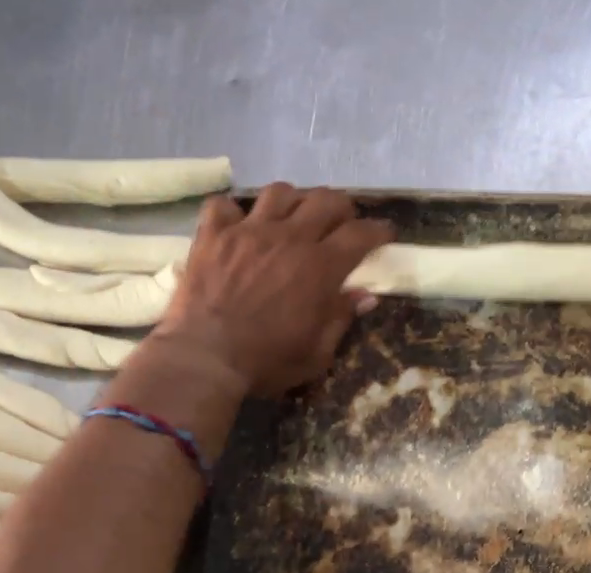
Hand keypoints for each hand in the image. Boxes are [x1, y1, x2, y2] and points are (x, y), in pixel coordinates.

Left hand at [153, 183, 393, 396]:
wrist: (205, 357)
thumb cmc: (267, 362)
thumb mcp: (317, 353)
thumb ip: (341, 319)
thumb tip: (364, 296)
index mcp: (321, 267)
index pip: (360, 234)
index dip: (378, 230)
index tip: (385, 234)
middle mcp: (289, 238)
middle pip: (325, 200)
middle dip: (341, 208)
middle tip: (342, 223)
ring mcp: (248, 231)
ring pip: (280, 193)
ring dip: (294, 201)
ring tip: (294, 217)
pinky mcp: (213, 235)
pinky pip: (225, 205)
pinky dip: (235, 212)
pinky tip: (238, 226)